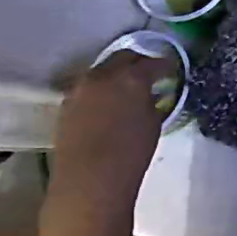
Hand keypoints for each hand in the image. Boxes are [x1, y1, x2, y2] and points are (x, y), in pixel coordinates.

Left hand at [46, 51, 171, 213]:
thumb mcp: (152, 123)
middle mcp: (103, 75)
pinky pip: (87, 88)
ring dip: (115, 74)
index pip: (152, 63)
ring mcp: (80, 88)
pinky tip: (106, 103)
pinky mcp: (66, 103)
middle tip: (148, 73)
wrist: (89, 179)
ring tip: (125, 88)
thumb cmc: (130, 153)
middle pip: (122, 57)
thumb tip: (148, 95)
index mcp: (131, 78)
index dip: (164, 65)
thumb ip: (150, 101)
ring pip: (101, 71)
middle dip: (137, 62)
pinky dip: (99, 90)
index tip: (170, 70)